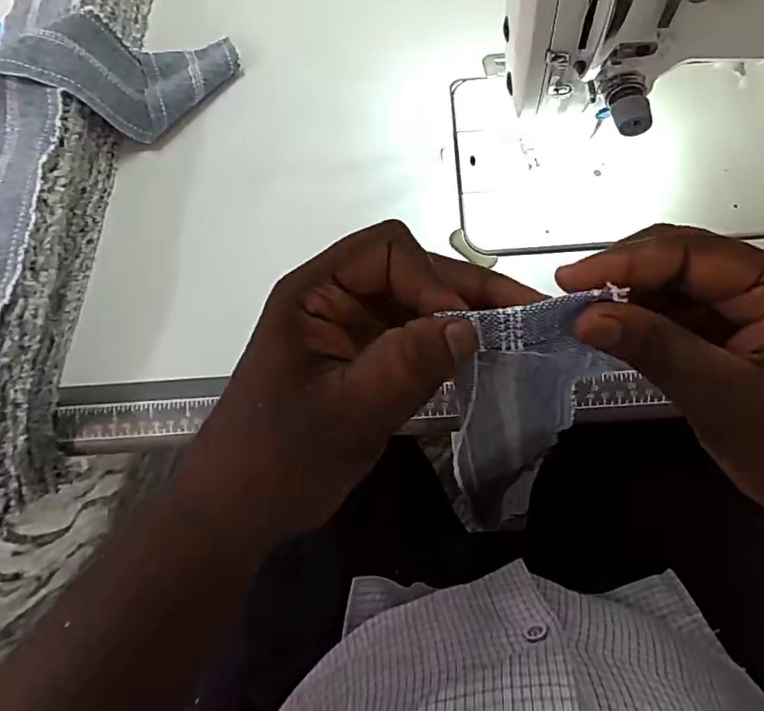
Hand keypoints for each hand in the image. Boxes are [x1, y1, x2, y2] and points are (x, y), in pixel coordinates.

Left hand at [180, 220, 545, 539]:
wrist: (238, 512)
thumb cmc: (275, 459)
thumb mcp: (344, 412)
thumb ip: (404, 365)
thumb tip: (467, 327)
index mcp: (314, 293)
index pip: (384, 251)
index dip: (429, 277)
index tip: (459, 324)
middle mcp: (334, 300)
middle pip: (407, 271)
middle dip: (463, 288)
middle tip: (525, 309)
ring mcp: (350, 330)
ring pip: (416, 302)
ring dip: (462, 312)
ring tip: (517, 329)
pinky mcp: (362, 360)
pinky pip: (412, 336)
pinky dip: (447, 342)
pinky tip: (480, 356)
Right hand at [558, 225, 763, 522]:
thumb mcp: (724, 398)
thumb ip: (655, 348)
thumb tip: (585, 317)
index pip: (693, 253)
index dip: (626, 261)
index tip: (571, 278)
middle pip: (681, 258)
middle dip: (624, 273)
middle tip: (570, 292)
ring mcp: (750, 308)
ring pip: (673, 283)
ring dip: (628, 295)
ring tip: (583, 310)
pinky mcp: (732, 332)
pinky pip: (676, 311)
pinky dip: (641, 317)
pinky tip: (612, 326)